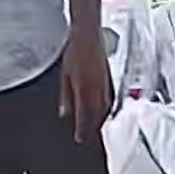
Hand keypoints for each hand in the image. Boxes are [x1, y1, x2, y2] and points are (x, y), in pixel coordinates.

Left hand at [58, 28, 112, 143]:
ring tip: (92, 129)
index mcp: (84, 88)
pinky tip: (100, 114)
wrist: (89, 34)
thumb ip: (66, 97)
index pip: (84, 116)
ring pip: (103, 111)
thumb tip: (65, 114)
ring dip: (98, 122)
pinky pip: (108, 102)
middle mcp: (96, 89)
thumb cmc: (76, 51)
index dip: (82, 130)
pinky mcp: (109, 82)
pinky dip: (104, 111)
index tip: (80, 139)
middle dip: (90, 129)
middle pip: (95, 117)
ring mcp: (104, 85)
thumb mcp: (65, 76)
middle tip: (85, 138)